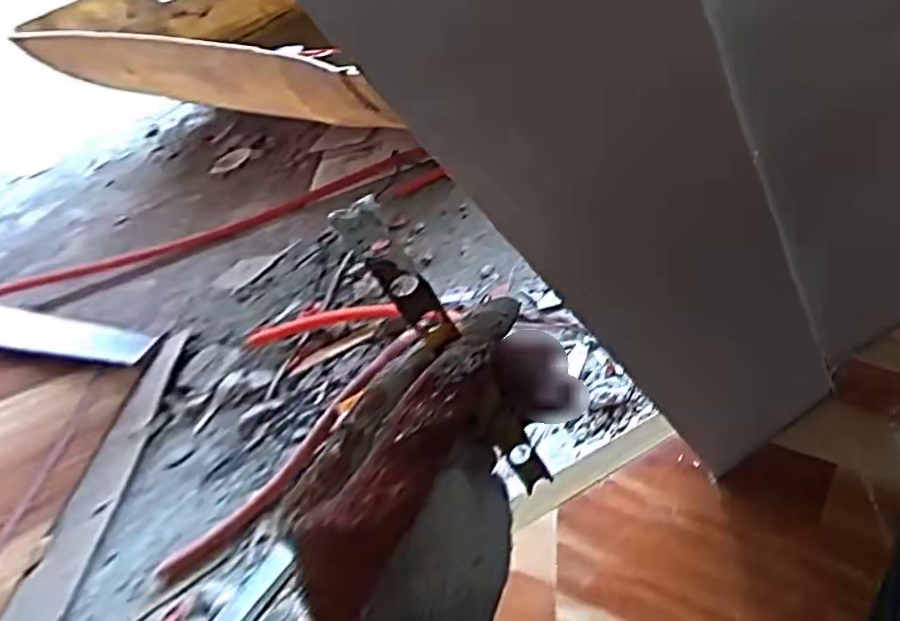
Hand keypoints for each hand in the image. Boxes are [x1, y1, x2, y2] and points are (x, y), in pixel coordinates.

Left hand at [287, 302, 581, 619]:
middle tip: (545, 351)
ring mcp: (427, 463)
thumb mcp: (402, 500)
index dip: (451, 344)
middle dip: (497, 363)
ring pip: (477, 398)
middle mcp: (382, 457)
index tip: (502, 314)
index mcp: (342, 467)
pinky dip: (529, 405)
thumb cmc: (404, 584)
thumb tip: (467, 348)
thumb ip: (428, 419)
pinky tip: (554, 401)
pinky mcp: (466, 469)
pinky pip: (498, 420)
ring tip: (557, 385)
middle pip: (443, 384)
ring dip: (521, 382)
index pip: (399, 383)